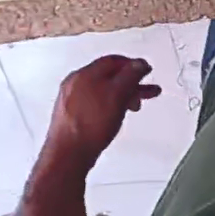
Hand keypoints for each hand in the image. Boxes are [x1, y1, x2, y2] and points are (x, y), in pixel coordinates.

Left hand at [46, 56, 162, 159]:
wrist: (68, 154)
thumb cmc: (89, 126)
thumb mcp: (118, 95)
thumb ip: (130, 76)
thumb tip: (139, 63)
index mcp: (85, 74)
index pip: (113, 61)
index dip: (132, 64)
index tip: (145, 70)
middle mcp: (75, 84)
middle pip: (109, 76)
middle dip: (130, 82)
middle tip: (145, 88)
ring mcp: (72, 100)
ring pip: (103, 91)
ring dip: (122, 95)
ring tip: (136, 105)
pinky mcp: (72, 115)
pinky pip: (96, 103)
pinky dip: (110, 105)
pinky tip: (116, 115)